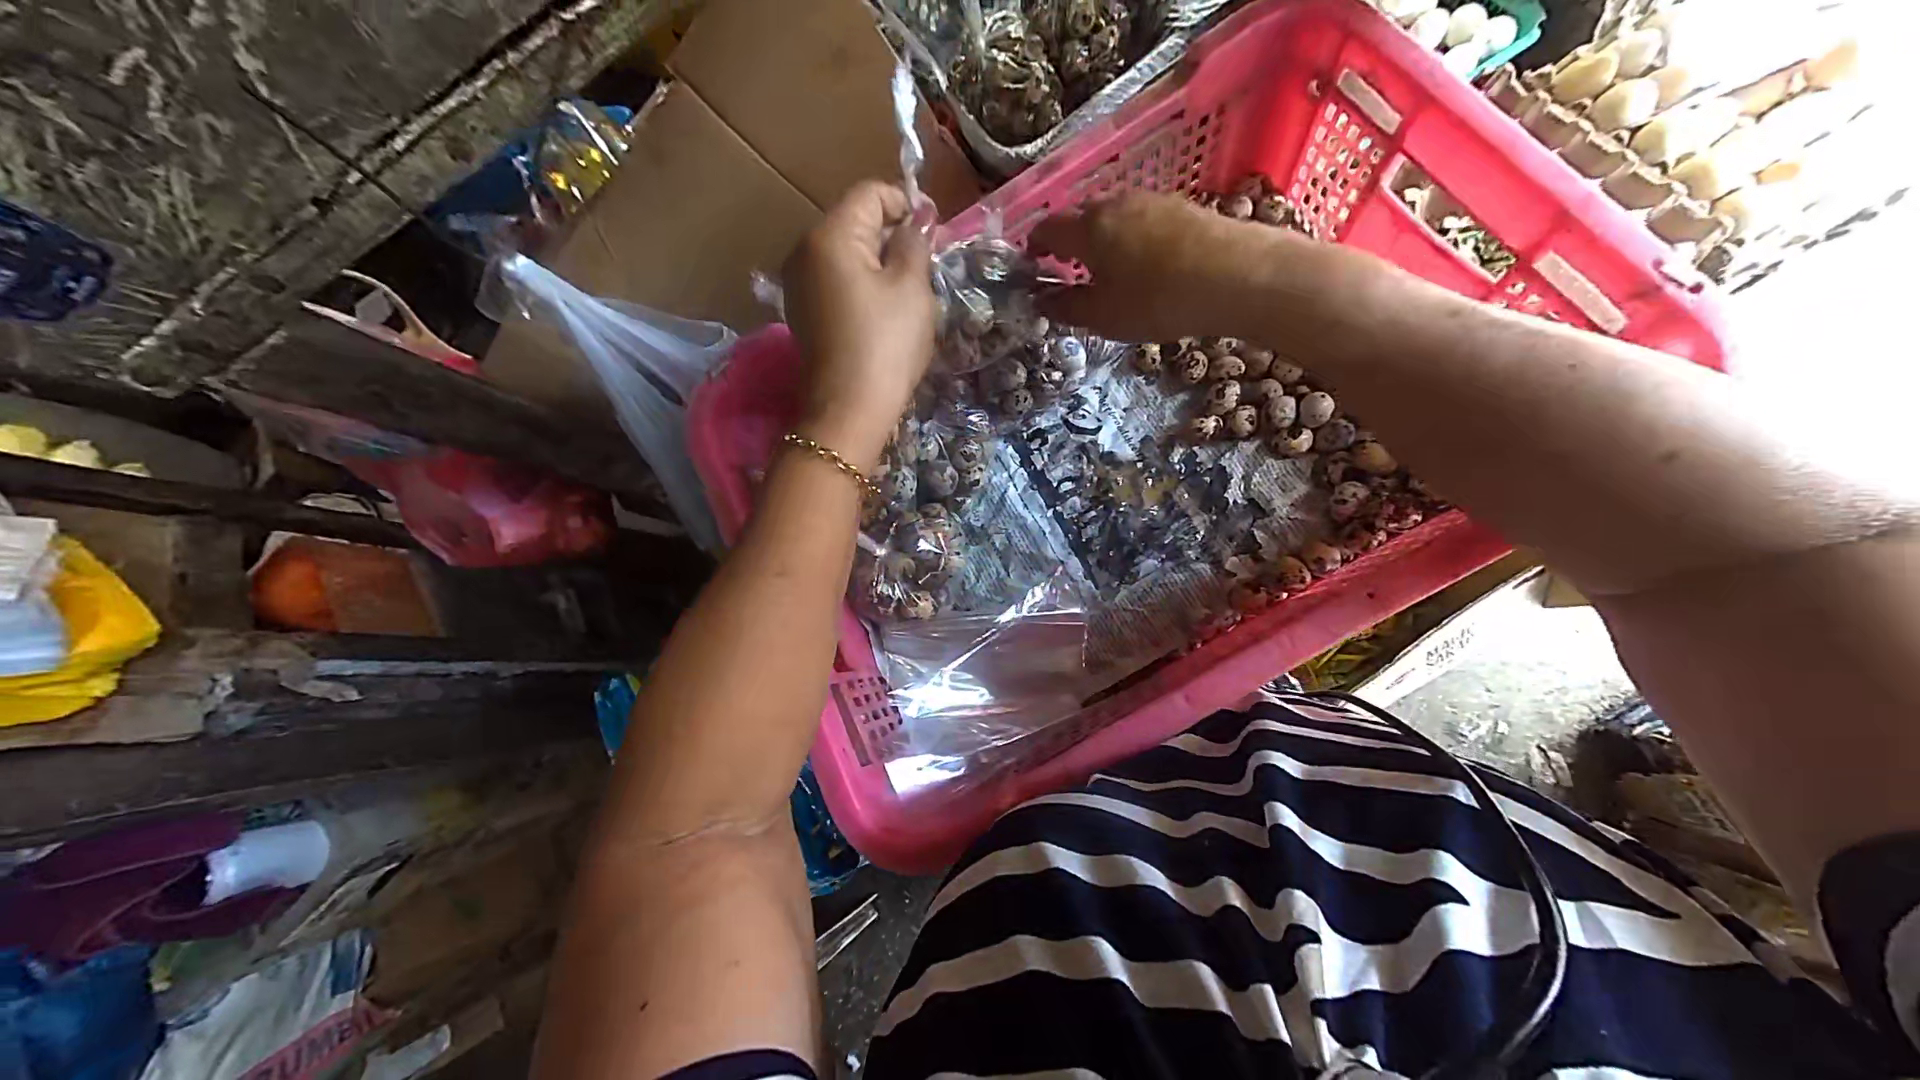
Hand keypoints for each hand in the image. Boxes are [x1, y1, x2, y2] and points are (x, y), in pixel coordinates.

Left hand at [783, 181, 935, 471]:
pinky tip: (880, 317)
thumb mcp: (912, 287)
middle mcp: (804, 250)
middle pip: (855, 222)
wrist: (849, 410)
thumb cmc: (886, 344)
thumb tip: (916, 218)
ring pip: (846, 254)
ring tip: (904, 300)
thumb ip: (915, 242)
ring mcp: (798, 283)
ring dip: (878, 265)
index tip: (931, 239)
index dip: (906, 205)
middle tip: (922, 274)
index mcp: (829, 235)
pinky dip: (861, 287)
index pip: (870, 193)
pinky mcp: (802, 312)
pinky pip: (836, 281)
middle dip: (892, 238)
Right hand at [1029, 192, 1299, 343]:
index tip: (1033, 263)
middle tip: (1070, 270)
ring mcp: (1153, 200)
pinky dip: (1134, 238)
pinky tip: (1147, 264)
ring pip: (1115, 216)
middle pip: (1081, 217)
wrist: (1238, 276)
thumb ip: (1067, 307)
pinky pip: (1144, 220)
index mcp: (1087, 228)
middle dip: (1070, 241)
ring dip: (1104, 238)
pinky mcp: (1184, 207)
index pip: (1047, 227)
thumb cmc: (1157, 299)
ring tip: (1109, 269)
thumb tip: (1042, 300)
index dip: (1035, 245)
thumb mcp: (1104, 316)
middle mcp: (1116, 203)